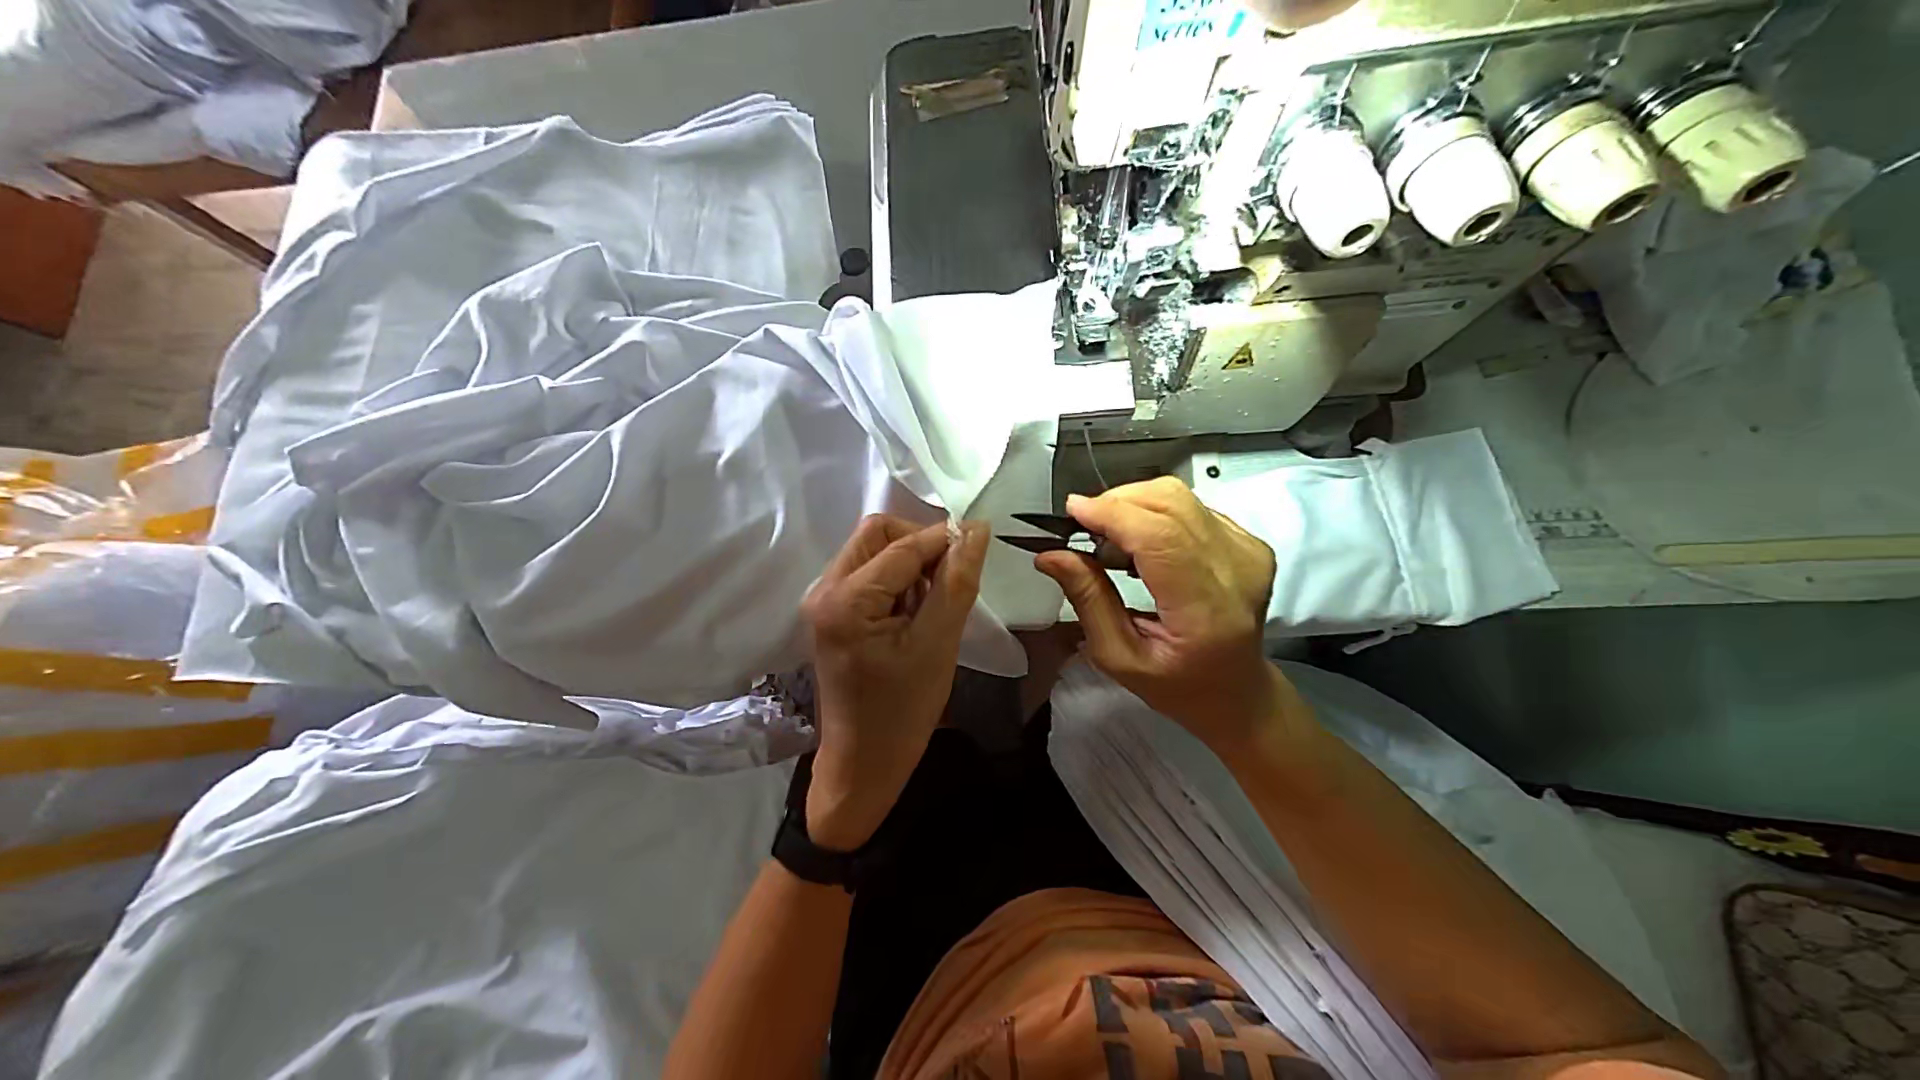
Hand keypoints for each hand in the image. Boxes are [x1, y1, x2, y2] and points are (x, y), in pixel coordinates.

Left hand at [800, 515, 988, 850]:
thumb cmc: (903, 710)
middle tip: (949, 579)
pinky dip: (896, 579)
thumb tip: (975, 530)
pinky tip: (914, 611)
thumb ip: (956, 581)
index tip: (981, 545)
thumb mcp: (938, 644)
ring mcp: (823, 600)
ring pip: (873, 549)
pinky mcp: (830, 611)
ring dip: (909, 562)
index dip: (945, 539)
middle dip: (920, 544)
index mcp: (846, 599)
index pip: (903, 545)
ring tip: (932, 602)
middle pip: (878, 533)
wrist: (863, 762)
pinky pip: (867, 572)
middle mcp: (824, 589)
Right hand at [1032, 477, 1290, 750]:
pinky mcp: (1247, 541)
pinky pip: (1190, 505)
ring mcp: (1246, 550)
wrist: (1238, 692)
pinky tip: (1142, 545)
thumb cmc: (1180, 686)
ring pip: (1177, 496)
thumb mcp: (1120, 657)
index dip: (1112, 514)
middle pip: (1169, 503)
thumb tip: (1052, 555)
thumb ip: (1088, 600)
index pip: (1159, 535)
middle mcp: (1236, 570)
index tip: (1072, 512)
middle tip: (1084, 530)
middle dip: (1115, 504)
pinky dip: (1154, 514)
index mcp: (1206, 609)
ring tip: (1111, 541)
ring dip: (1132, 506)